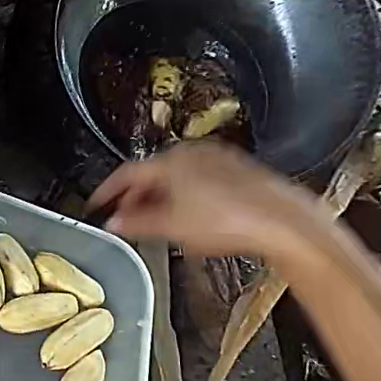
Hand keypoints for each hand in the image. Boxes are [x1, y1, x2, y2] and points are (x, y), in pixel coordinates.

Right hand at [86, 141, 327, 260]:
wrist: (283, 223)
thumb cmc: (229, 220)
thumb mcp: (171, 227)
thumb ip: (136, 223)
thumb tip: (116, 222)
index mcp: (170, 161)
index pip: (126, 173)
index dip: (107, 190)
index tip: (97, 202)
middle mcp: (192, 153)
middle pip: (151, 172)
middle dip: (135, 195)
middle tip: (124, 215)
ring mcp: (217, 160)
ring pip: (175, 176)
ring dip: (158, 196)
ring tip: (154, 220)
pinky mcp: (236, 171)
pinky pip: (197, 179)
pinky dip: (182, 195)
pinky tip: (186, 216)